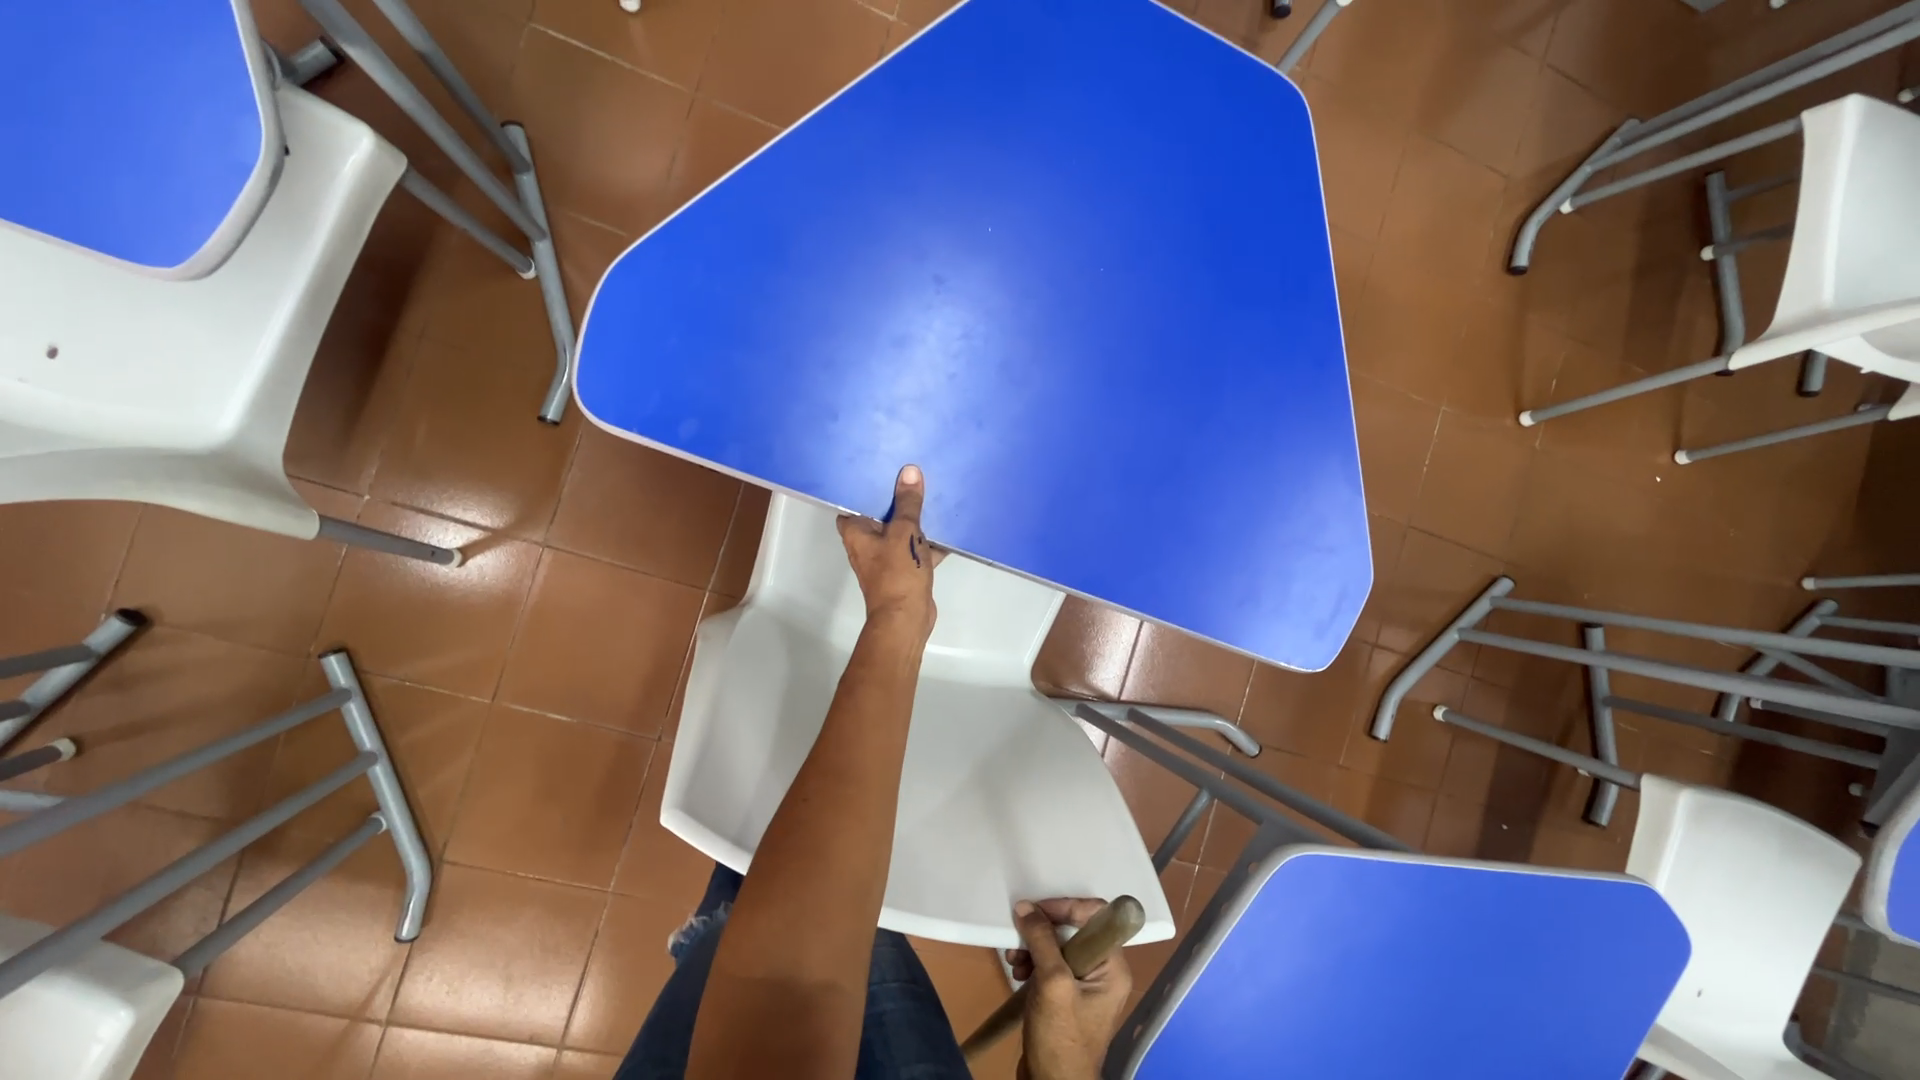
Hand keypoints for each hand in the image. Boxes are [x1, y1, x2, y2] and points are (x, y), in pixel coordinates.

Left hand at [836, 464, 943, 636]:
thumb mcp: (905, 531)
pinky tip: (949, 527)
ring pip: (902, 533)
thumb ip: (909, 502)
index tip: (884, 470)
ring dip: (917, 521)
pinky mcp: (905, 571)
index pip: (855, 502)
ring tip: (934, 494)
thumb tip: (909, 471)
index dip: (867, 487)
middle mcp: (867, 545)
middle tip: (914, 476)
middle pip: (882, 516)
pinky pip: (916, 549)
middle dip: (899, 500)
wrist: (907, 618)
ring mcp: (886, 559)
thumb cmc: (897, 572)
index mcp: (856, 533)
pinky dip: (929, 542)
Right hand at [1006, 898, 1132, 1079]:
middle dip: (1043, 930)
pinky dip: (1032, 962)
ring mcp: (1084, 983)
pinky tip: (1017, 972)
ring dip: (1033, 947)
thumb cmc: (1060, 1037)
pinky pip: (1050, 963)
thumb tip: (1026, 907)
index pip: (1096, 915)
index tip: (1038, 910)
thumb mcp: (1052, 984)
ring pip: (1058, 945)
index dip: (1067, 907)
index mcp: (1112, 966)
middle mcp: (1103, 970)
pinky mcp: (1066, 994)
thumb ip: (1041, 941)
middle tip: (1019, 936)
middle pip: (1073, 929)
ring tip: (1014, 961)